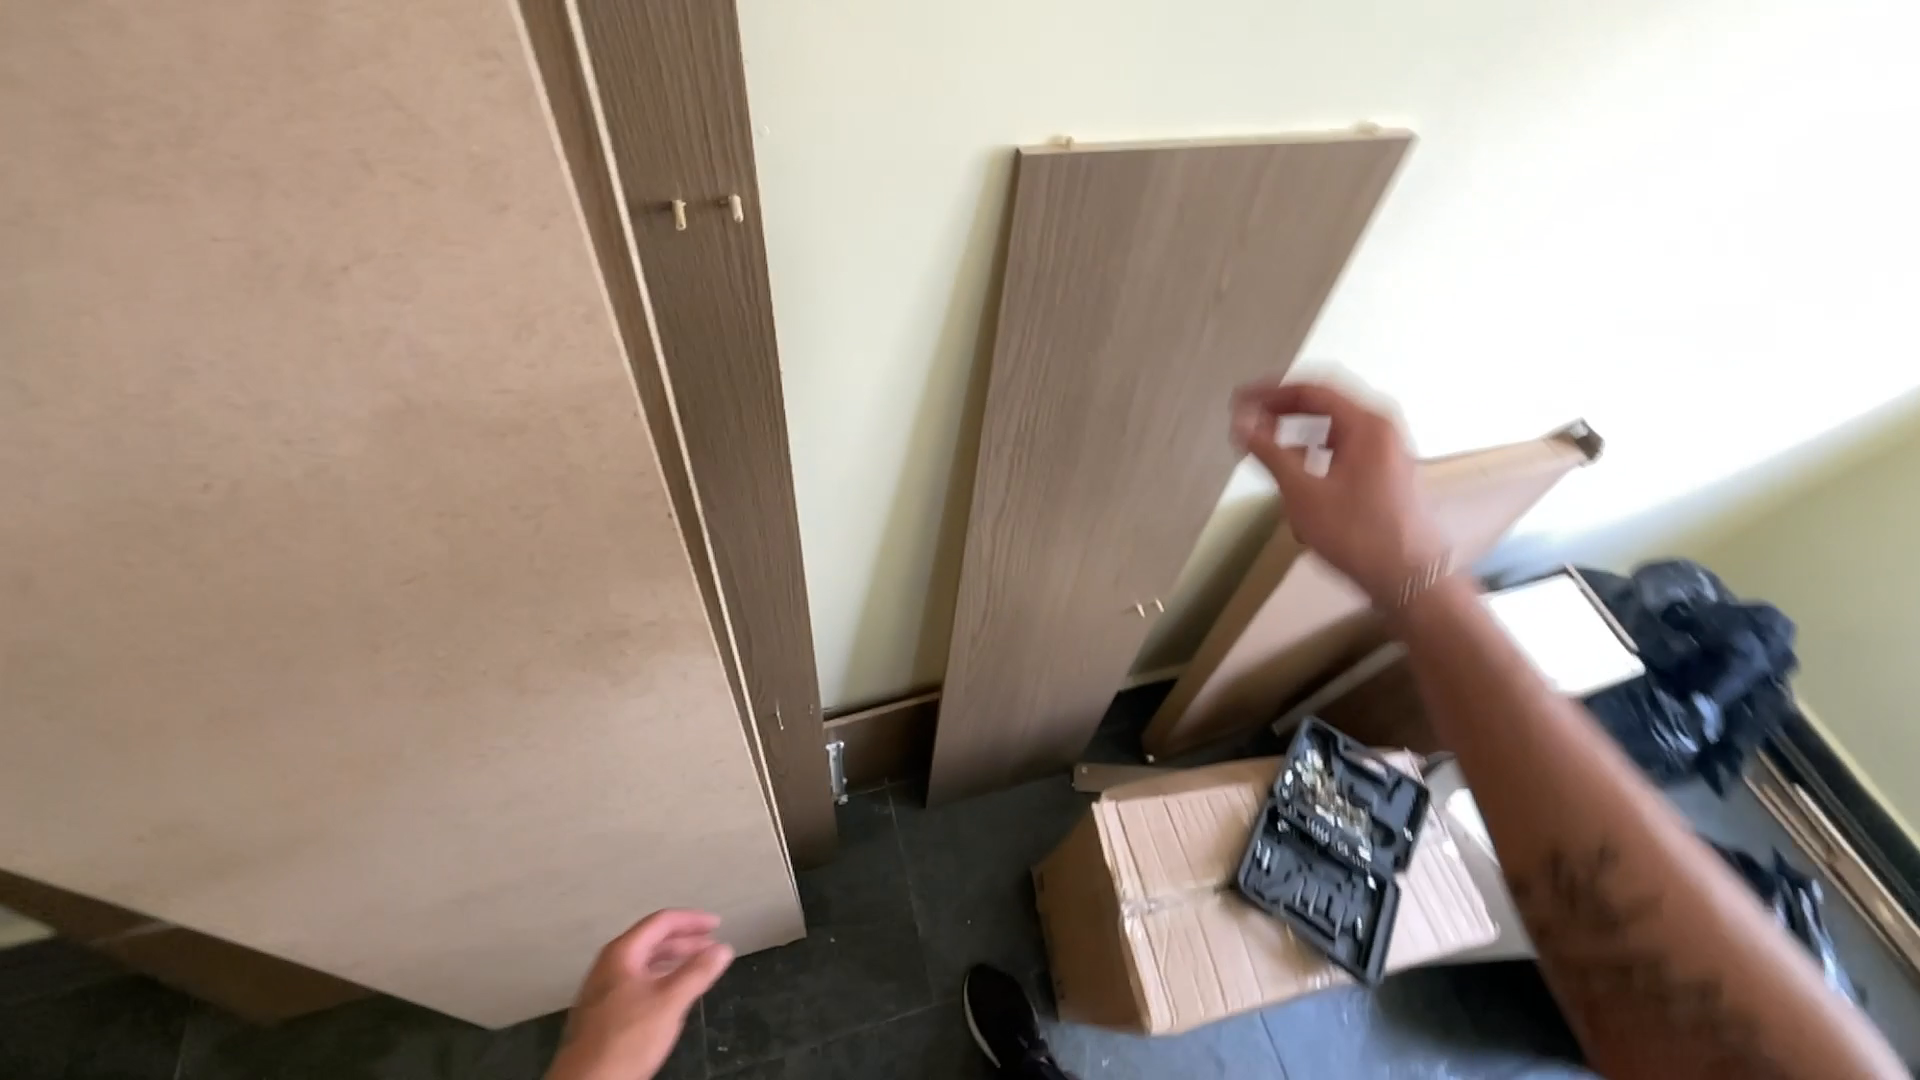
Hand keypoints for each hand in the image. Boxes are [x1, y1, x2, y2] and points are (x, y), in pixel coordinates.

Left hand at [543, 910, 733, 1079]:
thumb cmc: (627, 1039)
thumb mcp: (669, 1002)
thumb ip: (698, 972)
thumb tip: (723, 949)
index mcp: (622, 953)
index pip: (661, 922)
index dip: (692, 920)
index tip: (717, 925)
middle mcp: (609, 965)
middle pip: (652, 941)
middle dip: (685, 941)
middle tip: (712, 947)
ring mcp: (602, 990)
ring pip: (644, 964)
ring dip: (673, 962)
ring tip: (698, 969)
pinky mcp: (601, 1014)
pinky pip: (637, 983)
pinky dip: (660, 980)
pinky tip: (672, 996)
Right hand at [1231, 379, 1447, 605]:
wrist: (1409, 579)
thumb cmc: (1356, 534)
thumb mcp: (1303, 493)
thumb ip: (1270, 453)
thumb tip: (1241, 423)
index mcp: (1366, 424)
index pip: (1311, 390)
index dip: (1269, 393)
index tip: (1237, 402)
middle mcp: (1381, 428)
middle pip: (1323, 404)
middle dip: (1280, 410)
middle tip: (1245, 421)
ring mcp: (1387, 450)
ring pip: (1332, 427)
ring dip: (1295, 431)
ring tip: (1263, 445)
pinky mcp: (1385, 471)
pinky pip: (1343, 446)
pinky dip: (1314, 449)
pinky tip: (1295, 469)